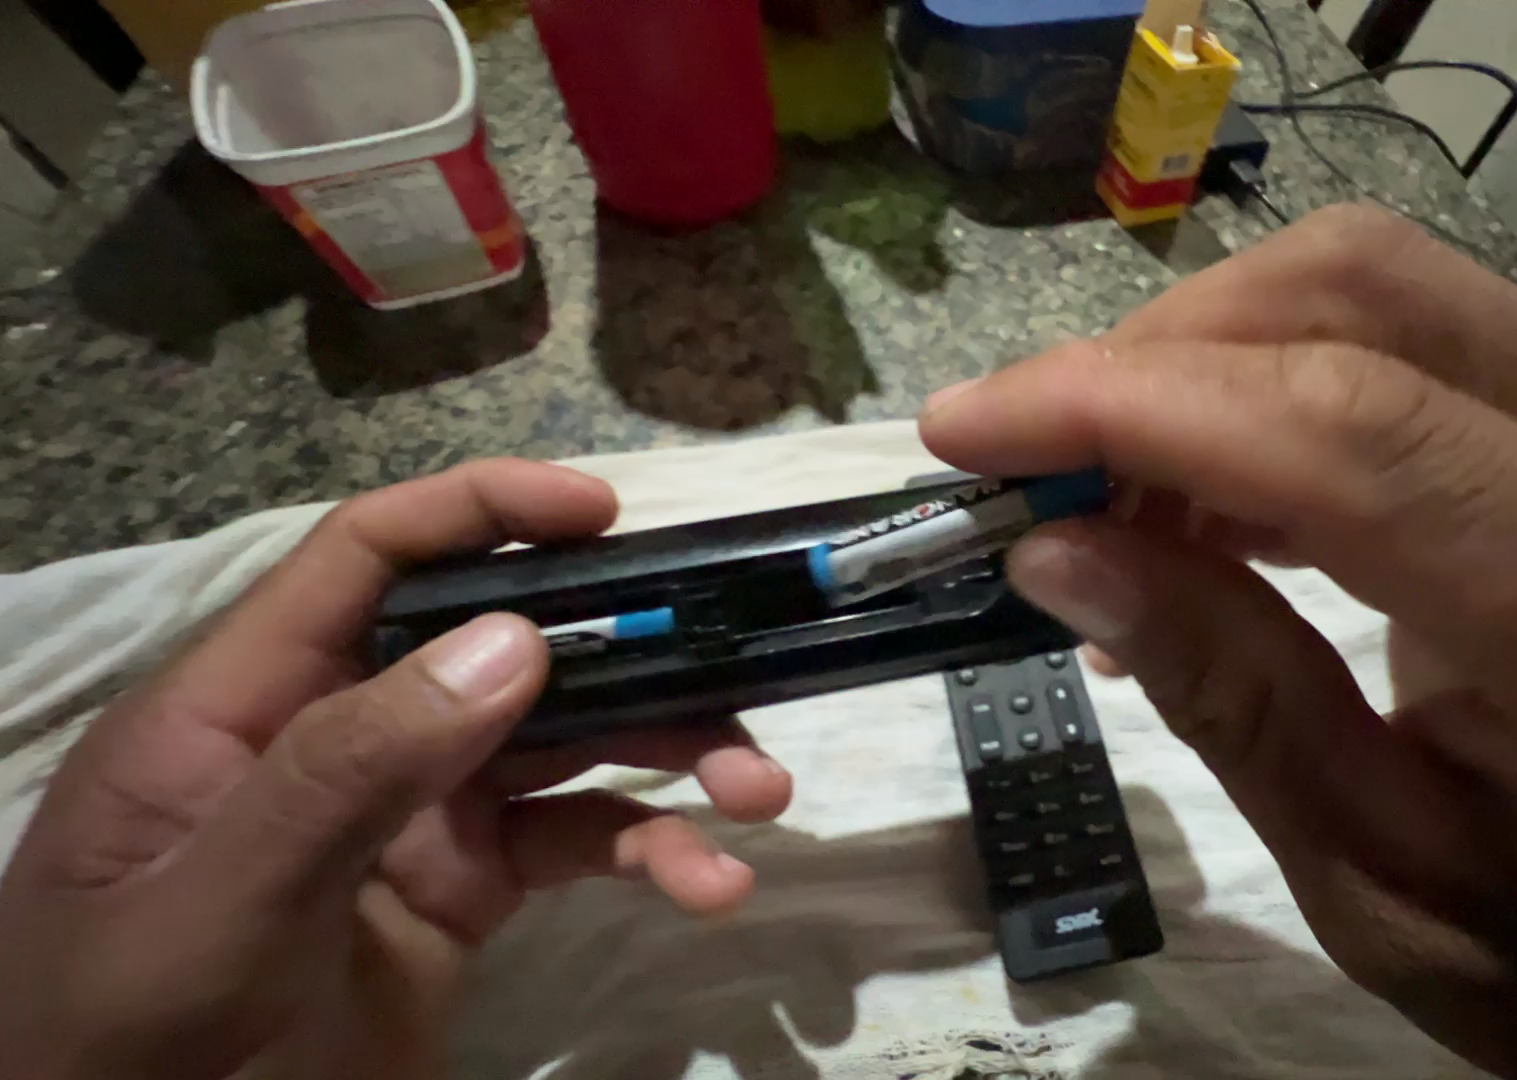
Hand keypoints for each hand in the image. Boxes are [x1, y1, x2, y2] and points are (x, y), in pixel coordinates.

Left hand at [0, 461, 791, 1079]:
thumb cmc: (122, 1063)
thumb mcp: (214, 922)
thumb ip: (349, 772)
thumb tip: (515, 641)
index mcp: (263, 701)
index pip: (378, 557)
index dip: (487, 508)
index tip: (600, 511)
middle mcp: (366, 726)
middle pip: (524, 646)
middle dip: (640, 659)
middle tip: (733, 675)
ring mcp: (438, 798)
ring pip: (582, 735)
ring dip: (679, 754)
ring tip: (759, 792)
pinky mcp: (490, 867)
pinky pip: (591, 834)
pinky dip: (659, 849)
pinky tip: (710, 882)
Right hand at [921, 206, 1516, 1078]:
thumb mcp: (1375, 887)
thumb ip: (1223, 697)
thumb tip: (1053, 551)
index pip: (1354, 438)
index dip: (1132, 405)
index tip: (968, 429)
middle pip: (1368, 300)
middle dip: (1152, 356)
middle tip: (1032, 460)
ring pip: (1378, 293)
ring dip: (1193, 366)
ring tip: (1104, 493)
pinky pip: (1394, 347)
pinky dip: (1247, 396)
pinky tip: (1191, 502)